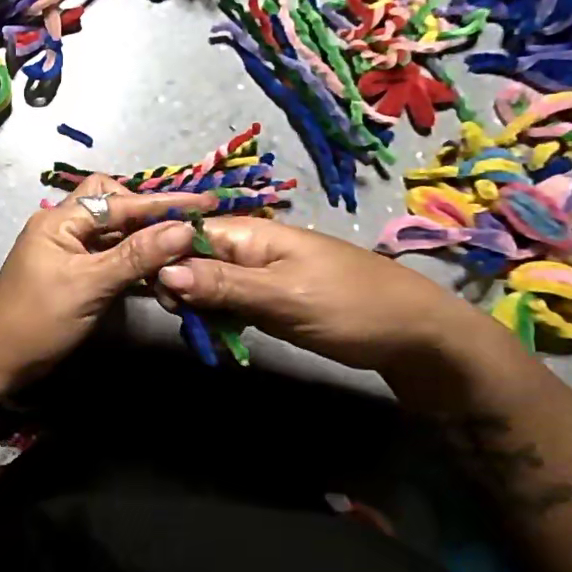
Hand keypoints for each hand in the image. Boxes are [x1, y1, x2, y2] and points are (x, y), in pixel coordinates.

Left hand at [0, 175, 214, 394]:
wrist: (1, 362)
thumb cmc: (39, 320)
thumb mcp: (89, 285)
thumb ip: (136, 255)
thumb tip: (183, 228)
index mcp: (59, 221)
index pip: (117, 201)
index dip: (161, 202)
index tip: (203, 202)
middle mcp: (64, 227)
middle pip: (113, 205)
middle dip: (149, 211)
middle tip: (186, 224)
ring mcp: (69, 250)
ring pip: (114, 231)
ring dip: (144, 236)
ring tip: (184, 243)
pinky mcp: (76, 272)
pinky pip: (110, 255)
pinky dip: (134, 258)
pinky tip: (161, 267)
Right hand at [153, 217, 488, 373]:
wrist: (419, 338)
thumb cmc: (352, 307)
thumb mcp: (282, 296)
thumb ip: (221, 284)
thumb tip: (162, 270)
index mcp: (251, 233)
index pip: (187, 232)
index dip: (162, 255)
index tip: (151, 289)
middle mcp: (249, 249)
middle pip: (193, 259)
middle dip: (178, 286)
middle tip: (183, 320)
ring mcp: (259, 276)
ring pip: (208, 285)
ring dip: (197, 308)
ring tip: (199, 333)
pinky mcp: (269, 301)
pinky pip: (229, 304)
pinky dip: (219, 320)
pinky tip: (217, 338)